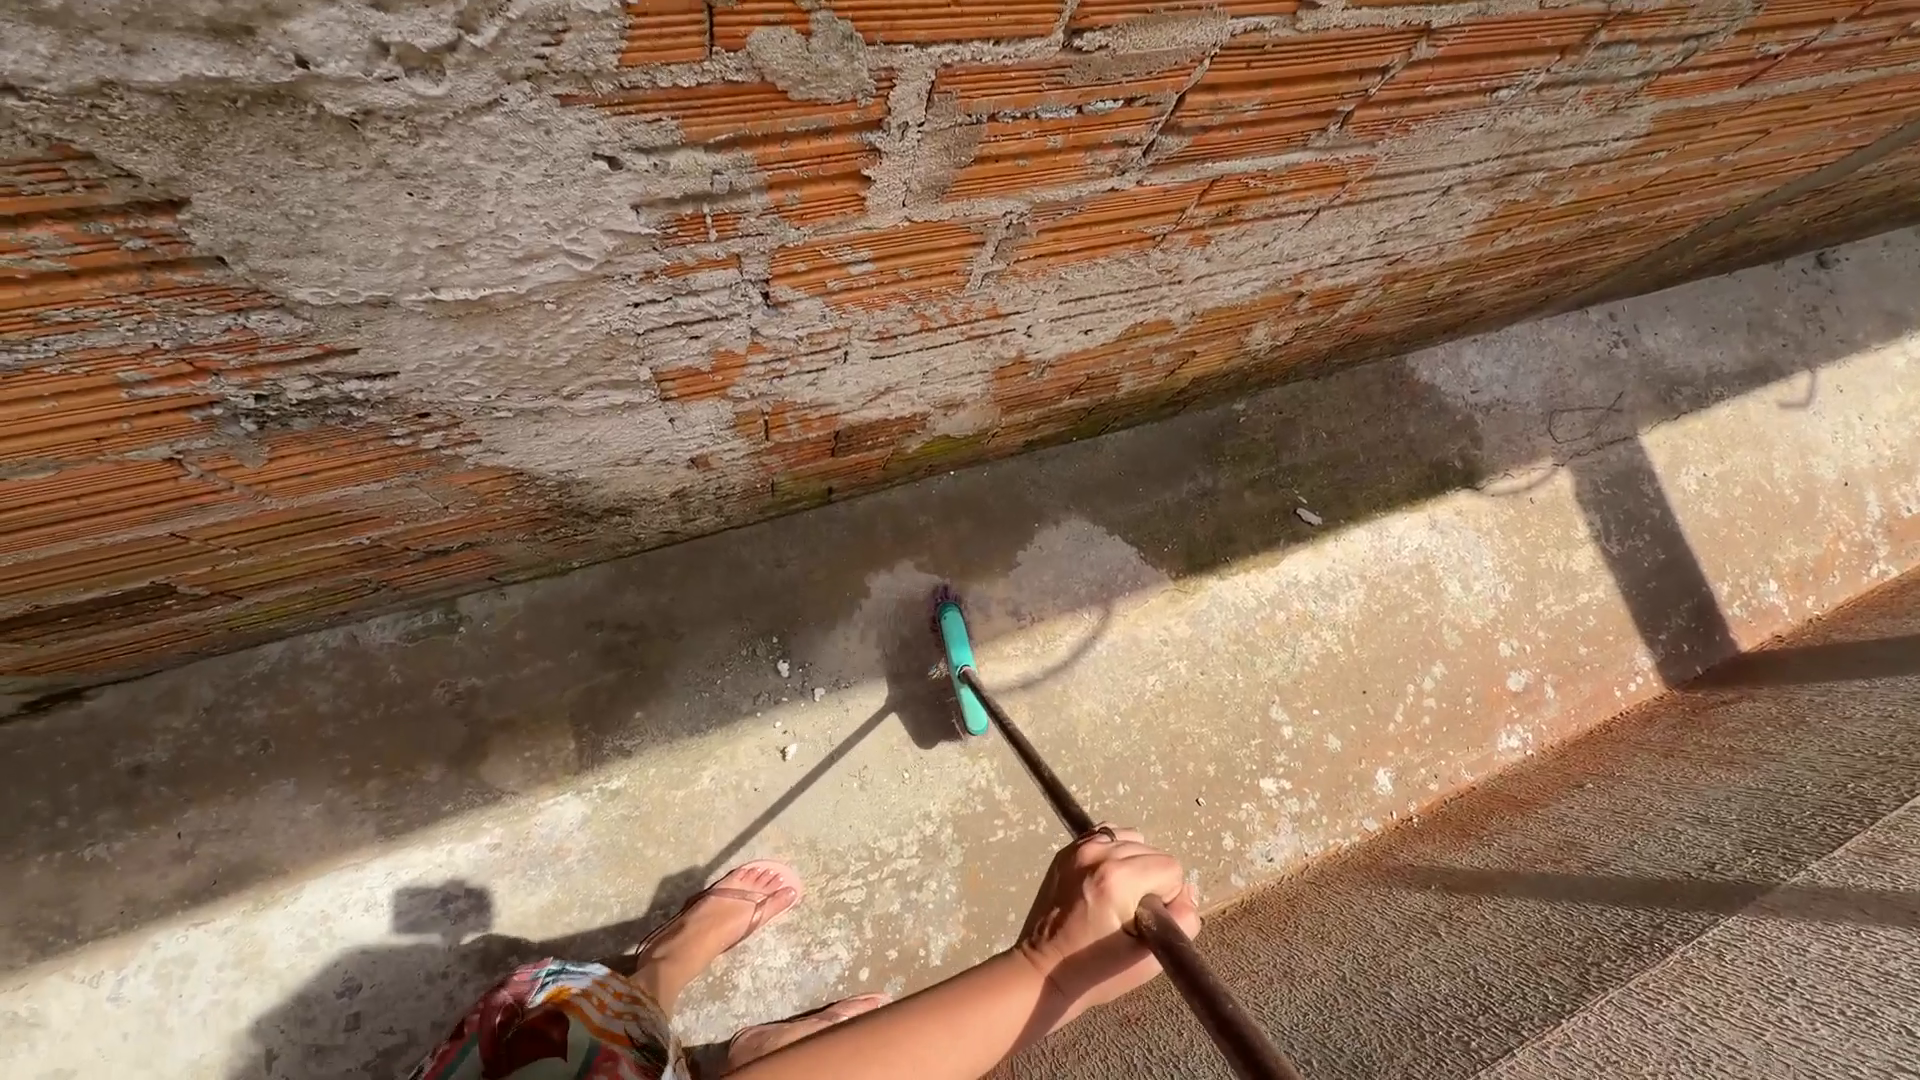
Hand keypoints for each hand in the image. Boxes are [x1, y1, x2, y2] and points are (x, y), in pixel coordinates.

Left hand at [1012, 824, 1201, 1018]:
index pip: (1171, 868)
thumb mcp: (1150, 957)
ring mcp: (1079, 847)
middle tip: (1134, 913)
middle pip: (1152, 850)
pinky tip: (1108, 878)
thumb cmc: (1097, 970)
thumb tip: (1186, 894)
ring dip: (1135, 863)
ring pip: (1131, 838)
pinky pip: (1106, 834)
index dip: (1169, 897)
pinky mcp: (1067, 849)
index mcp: (1117, 878)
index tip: (1150, 920)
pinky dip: (1115, 851)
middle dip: (1153, 880)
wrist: (1044, 969)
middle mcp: (1097, 853)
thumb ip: (1182, 921)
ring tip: (1122, 895)